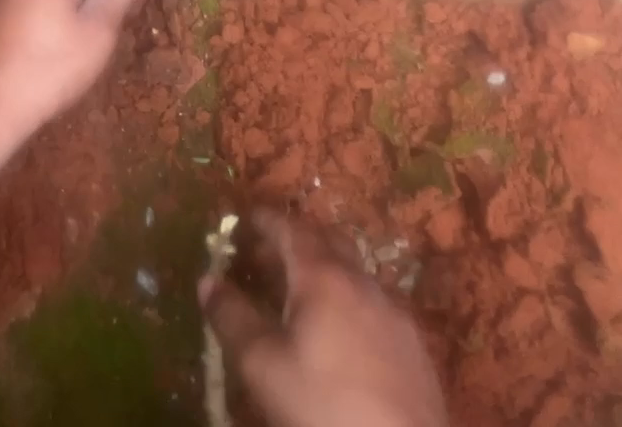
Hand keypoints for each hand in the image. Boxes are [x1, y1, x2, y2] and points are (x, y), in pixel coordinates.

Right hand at [201, 211, 447, 426]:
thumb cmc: (323, 404)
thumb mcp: (262, 364)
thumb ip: (231, 316)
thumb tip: (208, 281)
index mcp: (324, 277)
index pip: (291, 229)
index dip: (266, 220)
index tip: (246, 217)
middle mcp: (363, 282)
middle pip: (328, 242)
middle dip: (296, 240)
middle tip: (266, 254)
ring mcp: (395, 313)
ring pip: (355, 272)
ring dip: (324, 269)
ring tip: (299, 294)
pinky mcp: (414, 345)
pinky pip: (374, 302)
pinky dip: (348, 298)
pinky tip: (339, 331)